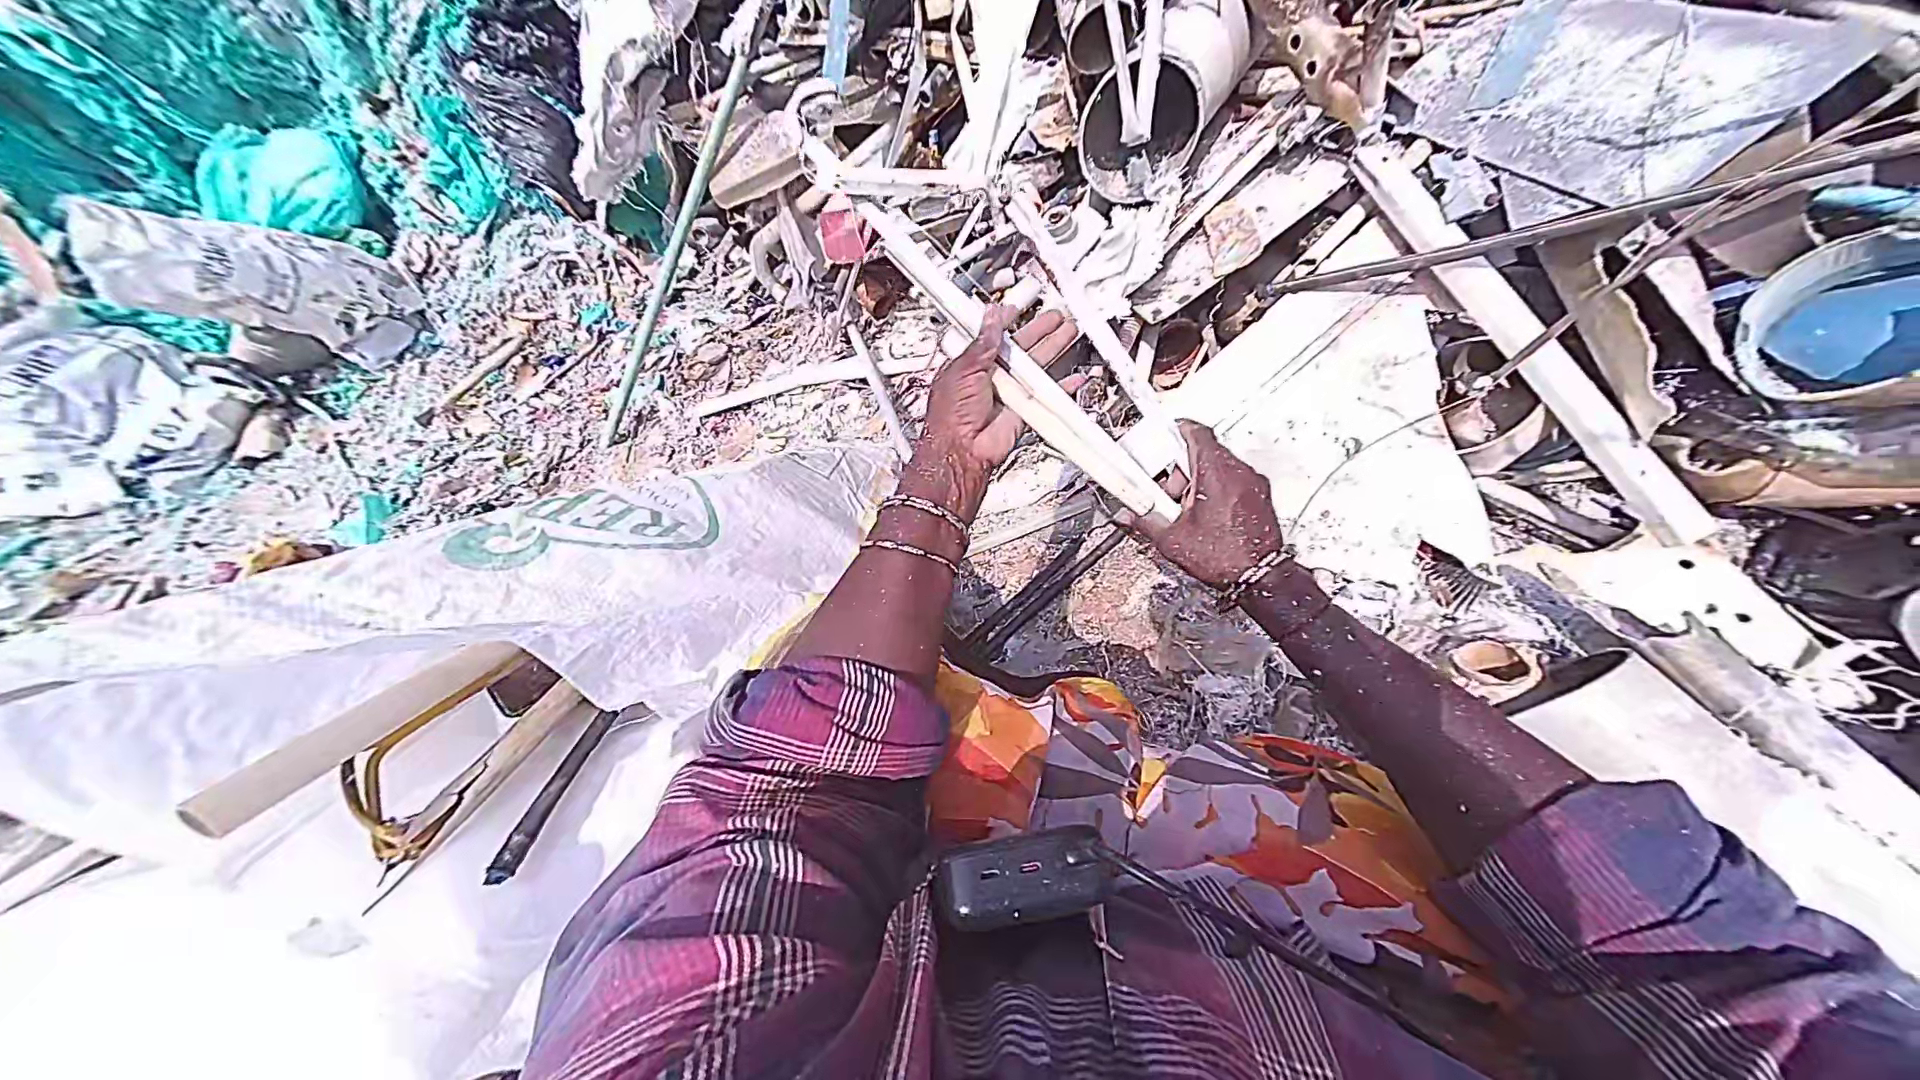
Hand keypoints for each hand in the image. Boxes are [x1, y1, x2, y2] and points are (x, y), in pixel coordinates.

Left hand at [907, 305, 1078, 518]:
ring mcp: (1008, 393)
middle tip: (1056, 317)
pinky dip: (1061, 387)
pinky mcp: (1023, 410)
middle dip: (1039, 331)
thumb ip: (983, 343)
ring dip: (1052, 349)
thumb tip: (991, 318)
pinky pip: (1045, 395)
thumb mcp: (964, 368)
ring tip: (1068, 332)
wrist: (962, 449)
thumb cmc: (951, 415)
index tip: (1017, 308)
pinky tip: (1072, 377)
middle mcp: (991, 377)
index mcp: (971, 364)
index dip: (1006, 321)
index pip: (992, 337)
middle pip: (1021, 349)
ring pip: (1036, 367)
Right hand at [1123, 420, 1283, 586]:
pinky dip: (1216, 488)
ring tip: (1186, 507)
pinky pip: (1233, 480)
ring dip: (1198, 479)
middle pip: (1204, 452)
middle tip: (1168, 490)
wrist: (1260, 577)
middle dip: (1181, 468)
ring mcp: (1253, 483)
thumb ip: (1146, 521)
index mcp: (1215, 475)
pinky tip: (1205, 513)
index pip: (1197, 433)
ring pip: (1219, 466)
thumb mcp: (1173, 540)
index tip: (1166, 436)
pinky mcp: (1260, 495)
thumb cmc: (1225, 557)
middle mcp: (1238, 473)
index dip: (1178, 431)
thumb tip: (1129, 514)